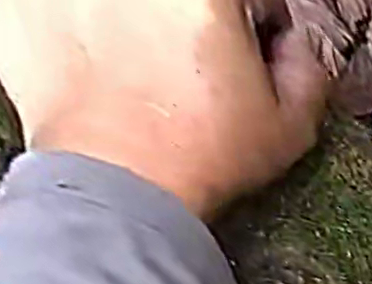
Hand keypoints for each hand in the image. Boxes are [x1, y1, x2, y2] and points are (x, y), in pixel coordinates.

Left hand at [0, 0, 330, 218]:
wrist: (121, 177)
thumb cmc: (206, 151)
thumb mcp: (290, 126)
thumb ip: (307, 70)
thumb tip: (294, 43)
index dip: (260, 25)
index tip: (254, 53)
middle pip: (186, 0)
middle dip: (196, 22)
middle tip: (197, 62)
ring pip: (126, 7)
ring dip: (139, 23)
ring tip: (148, 66)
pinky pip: (64, 5)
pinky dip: (83, 21)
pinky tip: (103, 61)